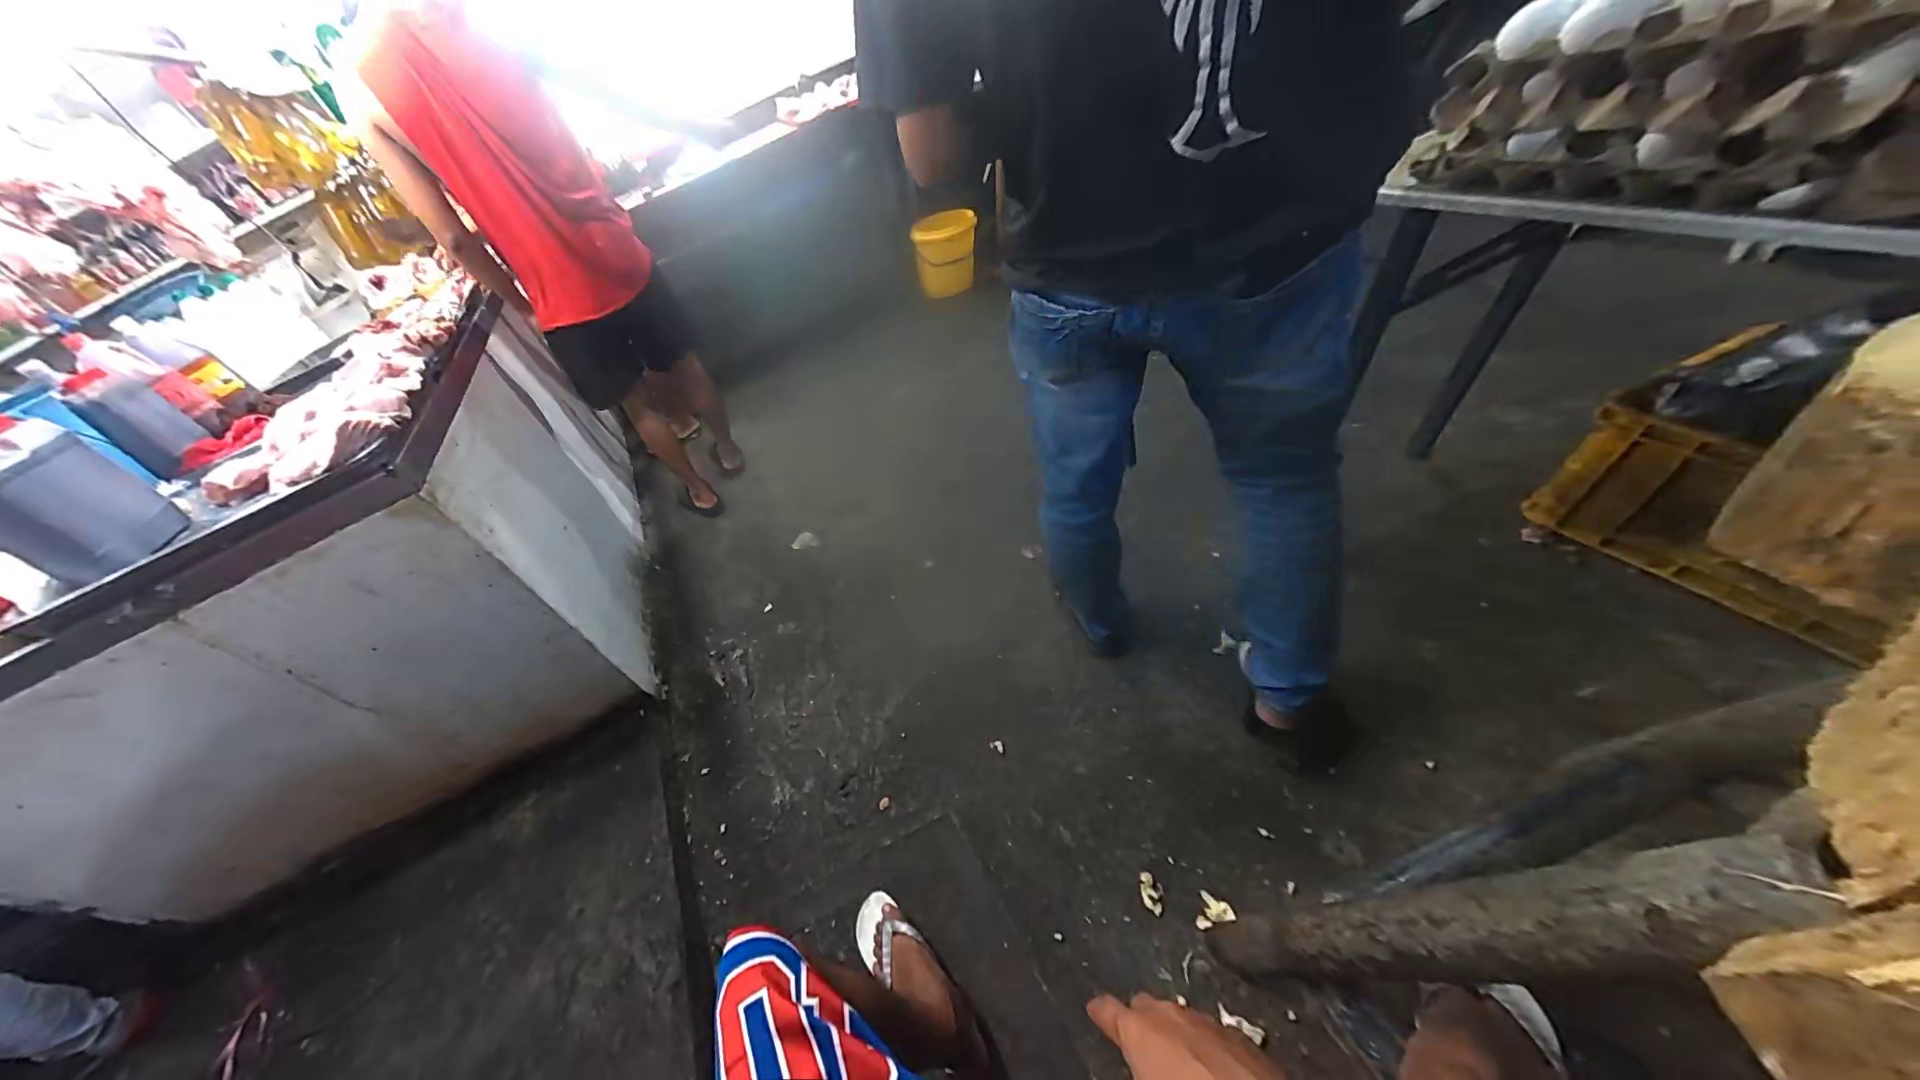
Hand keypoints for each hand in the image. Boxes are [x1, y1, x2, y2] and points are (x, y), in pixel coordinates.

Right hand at [1087, 994, 1286, 1079]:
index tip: (1095, 1011)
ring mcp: (1208, 1023)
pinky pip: (1213, 1036)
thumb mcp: (1143, 1078)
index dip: (1100, 1013)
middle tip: (1141, 1049)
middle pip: (1146, 1006)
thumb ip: (1137, 1068)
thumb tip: (1140, 1063)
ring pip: (1182, 1019)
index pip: (1108, 1010)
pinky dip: (1207, 1048)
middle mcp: (1170, 1015)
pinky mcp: (1242, 1040)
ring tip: (1179, 1064)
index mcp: (1139, 1030)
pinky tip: (1213, 1073)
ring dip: (1177, 1035)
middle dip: (1142, 1021)